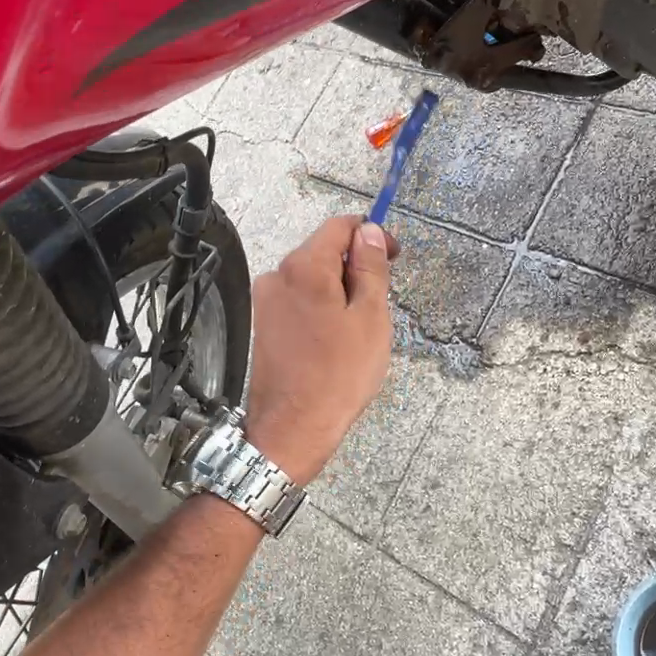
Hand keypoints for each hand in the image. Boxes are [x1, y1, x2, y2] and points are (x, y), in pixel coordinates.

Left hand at [243, 216, 396, 484]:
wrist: (293, 428)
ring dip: (338, 291)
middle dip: (355, 268)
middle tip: (379, 304)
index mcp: (304, 267)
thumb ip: (370, 268)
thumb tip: (371, 231)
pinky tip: (334, 342)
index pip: (339, 227)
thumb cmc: (340, 374)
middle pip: (323, 251)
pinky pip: (298, 300)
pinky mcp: (262, 324)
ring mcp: (265, 301)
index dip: (370, 234)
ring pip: (311, 278)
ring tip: (358, 330)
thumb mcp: (370, 317)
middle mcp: (277, 275)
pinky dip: (321, 308)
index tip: (393, 257)